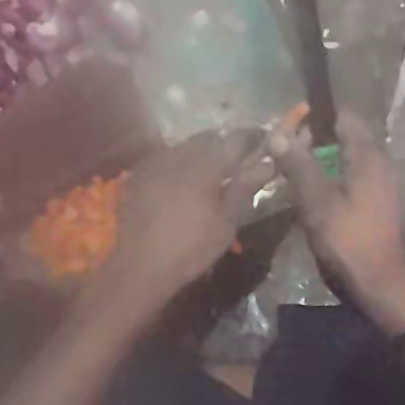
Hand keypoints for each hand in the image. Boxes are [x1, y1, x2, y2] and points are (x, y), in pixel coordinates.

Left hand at [88, 128, 275, 321]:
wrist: (141, 266)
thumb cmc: (191, 248)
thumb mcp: (226, 223)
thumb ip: (244, 189)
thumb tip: (267, 165)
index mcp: (204, 165)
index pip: (234, 140)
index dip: (252, 138)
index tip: (264, 140)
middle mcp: (177, 155)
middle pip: (207, 139)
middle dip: (224, 145)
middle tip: (237, 160)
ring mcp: (153, 163)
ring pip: (183, 147)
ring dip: (200, 153)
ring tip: (209, 171)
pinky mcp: (137, 176)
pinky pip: (163, 159)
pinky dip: (178, 164)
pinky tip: (181, 181)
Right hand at [270, 111, 404, 333]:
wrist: (377, 280)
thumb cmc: (348, 238)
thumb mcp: (316, 200)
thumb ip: (298, 164)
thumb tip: (277, 133)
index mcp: (369, 155)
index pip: (344, 117)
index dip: (315, 118)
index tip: (290, 130)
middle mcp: (379, 162)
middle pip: (343, 137)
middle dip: (314, 142)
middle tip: (284, 155)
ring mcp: (379, 183)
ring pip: (345, 160)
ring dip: (320, 163)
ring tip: (292, 175)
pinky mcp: (375, 202)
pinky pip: (349, 178)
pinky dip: (330, 180)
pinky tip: (311, 196)